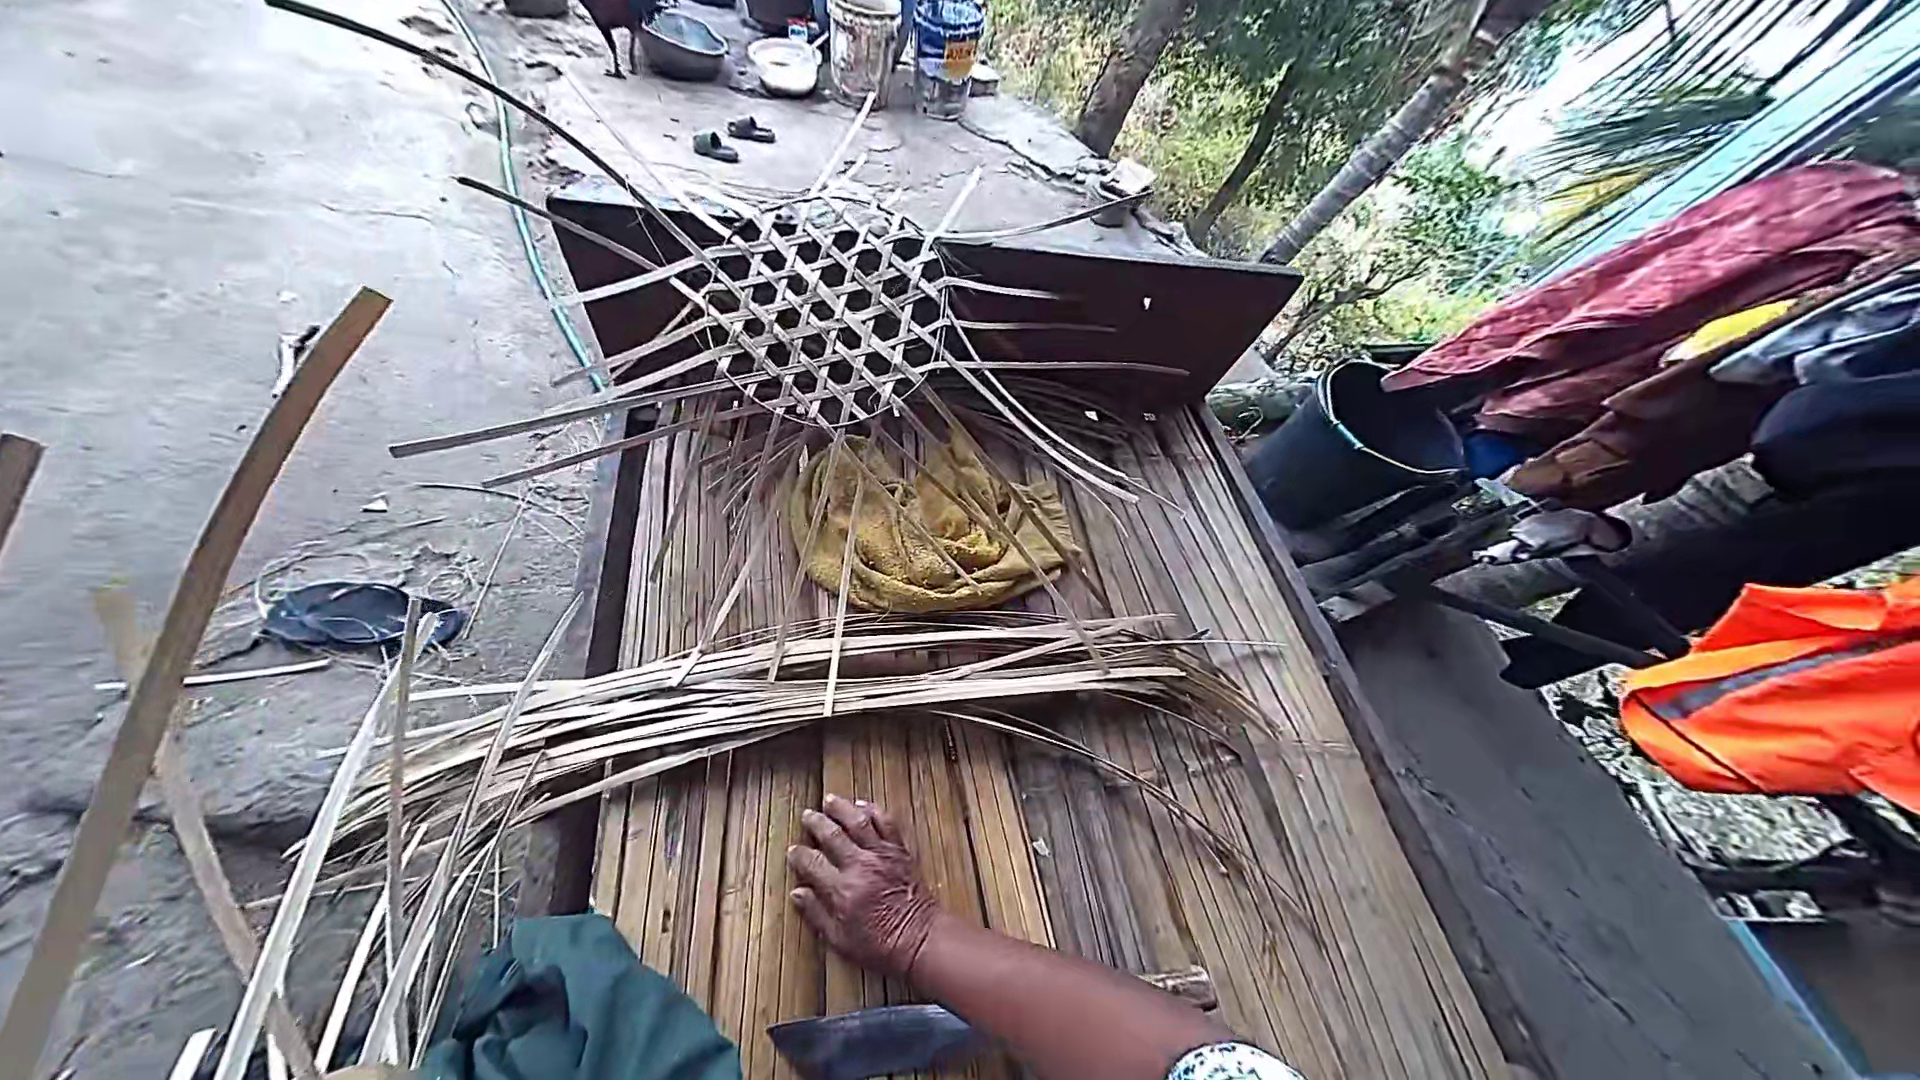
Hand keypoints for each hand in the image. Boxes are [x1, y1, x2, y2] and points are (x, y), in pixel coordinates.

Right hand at [786, 794, 940, 976]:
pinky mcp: (898, 850)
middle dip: (817, 823)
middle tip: (807, 814)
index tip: (792, 849)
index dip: (799, 855)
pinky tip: (862, 805)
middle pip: (833, 835)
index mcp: (841, 890)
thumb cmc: (878, 946)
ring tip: (830, 800)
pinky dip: (872, 810)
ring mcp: (880, 854)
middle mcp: (859, 866)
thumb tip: (797, 892)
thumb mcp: (839, 941)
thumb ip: (816, 914)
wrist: (919, 938)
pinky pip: (885, 822)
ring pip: (857, 822)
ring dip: (842, 808)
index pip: (812, 864)